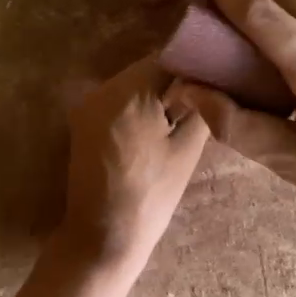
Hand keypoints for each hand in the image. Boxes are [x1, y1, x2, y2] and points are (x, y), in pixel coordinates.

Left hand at [58, 57, 209, 268]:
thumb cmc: (151, 197)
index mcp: (129, 92)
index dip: (194, 66)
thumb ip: (200, 106)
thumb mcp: (186, 151)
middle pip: (148, 67)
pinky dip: (137, 104)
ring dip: (155, 92)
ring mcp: (88, 103)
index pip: (169, 58)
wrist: (102, 238)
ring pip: (132, 81)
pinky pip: (117, 98)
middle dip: (174, 79)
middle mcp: (103, 89)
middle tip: (202, 100)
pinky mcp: (82, 118)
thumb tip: (210, 81)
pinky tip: (156, 126)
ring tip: (181, 115)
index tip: (214, 80)